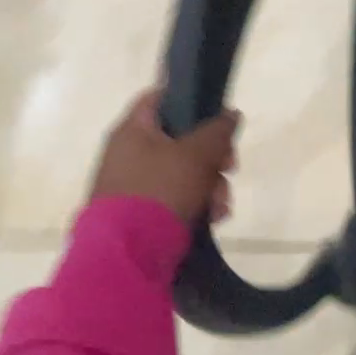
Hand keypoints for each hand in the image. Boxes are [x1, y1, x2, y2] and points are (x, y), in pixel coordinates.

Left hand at [90, 89, 238, 222]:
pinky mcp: (138, 215)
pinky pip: (175, 198)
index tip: (218, 113)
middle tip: (231, 167)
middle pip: (182, 138)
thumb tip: (230, 114)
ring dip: (211, 184)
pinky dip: (196, 204)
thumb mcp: (198, 153)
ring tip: (221, 205)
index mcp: (132, 131)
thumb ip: (219, 129)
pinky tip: (213, 218)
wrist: (125, 259)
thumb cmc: (160, 190)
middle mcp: (127, 154)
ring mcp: (131, 186)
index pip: (160, 96)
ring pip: (184, 171)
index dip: (191, 96)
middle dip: (213, 154)